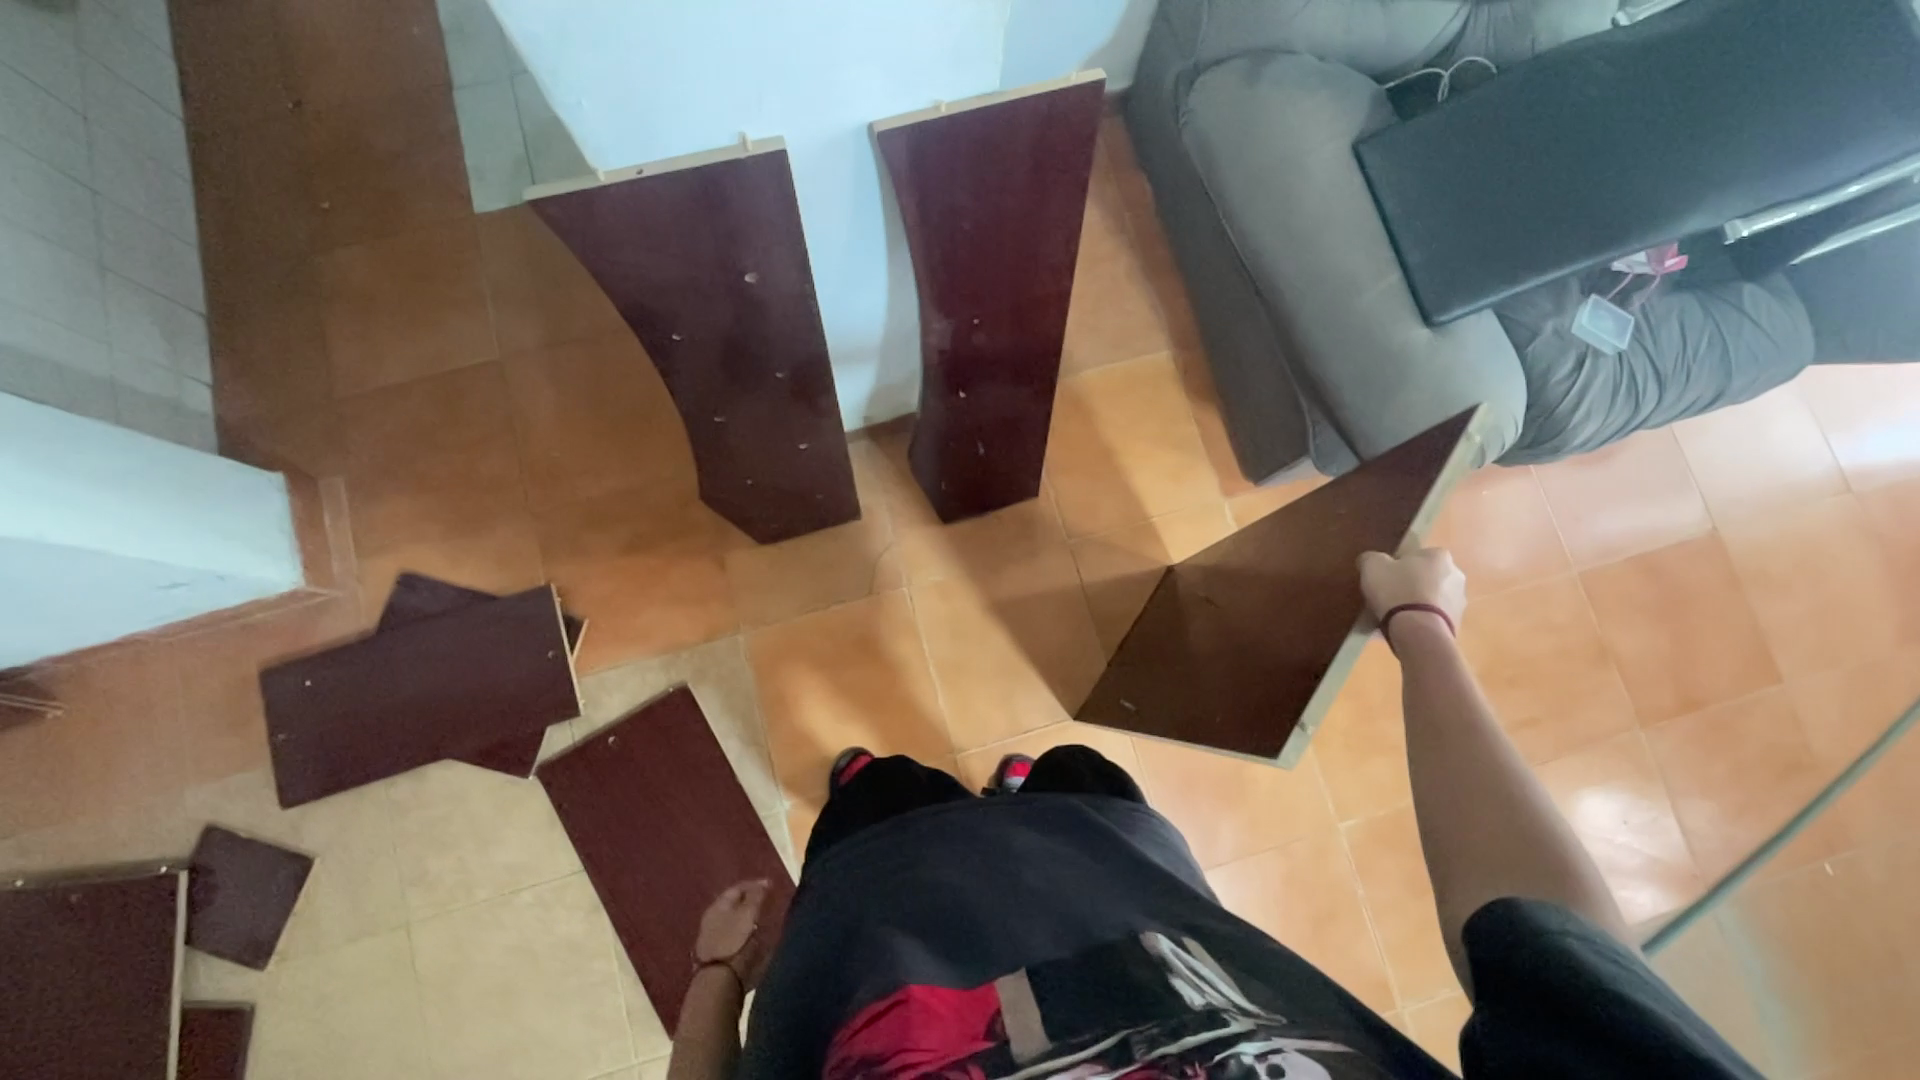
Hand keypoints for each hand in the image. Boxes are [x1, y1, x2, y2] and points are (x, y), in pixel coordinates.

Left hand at [694, 879, 771, 988]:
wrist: (718, 980)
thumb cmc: (734, 941)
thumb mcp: (748, 914)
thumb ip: (756, 896)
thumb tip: (763, 883)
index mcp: (718, 906)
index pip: (737, 888)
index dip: (755, 884)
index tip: (772, 885)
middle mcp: (712, 919)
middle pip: (733, 904)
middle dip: (750, 900)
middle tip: (768, 899)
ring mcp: (712, 937)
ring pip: (733, 920)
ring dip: (747, 916)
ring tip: (763, 917)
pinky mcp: (717, 954)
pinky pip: (733, 934)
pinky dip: (744, 930)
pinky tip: (753, 935)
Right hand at [1357, 548, 1466, 634]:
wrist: (1418, 630)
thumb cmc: (1396, 590)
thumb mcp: (1372, 566)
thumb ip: (1371, 558)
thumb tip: (1371, 560)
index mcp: (1438, 555)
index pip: (1415, 555)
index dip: (1397, 565)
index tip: (1384, 577)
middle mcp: (1456, 574)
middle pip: (1425, 576)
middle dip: (1410, 584)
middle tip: (1387, 596)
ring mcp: (1459, 600)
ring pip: (1431, 598)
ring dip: (1417, 603)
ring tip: (1394, 616)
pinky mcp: (1457, 623)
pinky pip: (1433, 617)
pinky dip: (1421, 620)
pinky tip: (1404, 627)